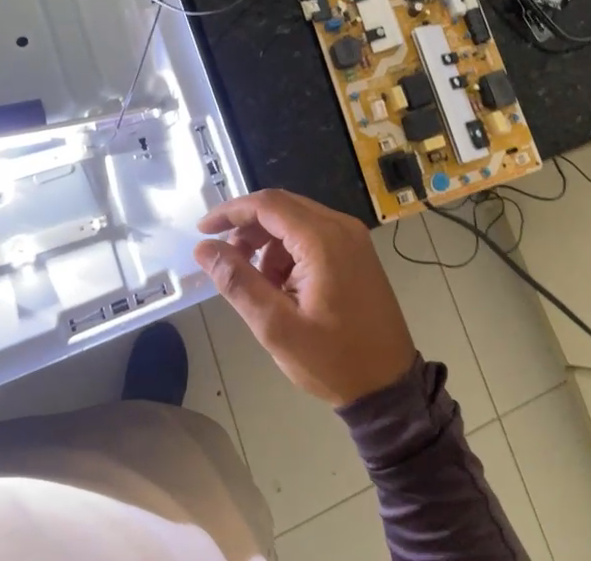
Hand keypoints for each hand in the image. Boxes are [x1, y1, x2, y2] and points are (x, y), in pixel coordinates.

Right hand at [195, 189, 414, 406]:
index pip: (268, 204)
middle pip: (282, 207)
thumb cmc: (332, 359)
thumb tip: (204, 249)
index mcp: (323, 239)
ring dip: (269, 245)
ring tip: (259, 286)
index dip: (230, 211)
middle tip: (226, 262)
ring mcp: (353, 238)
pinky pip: (314, 236)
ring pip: (297, 221)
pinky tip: (283, 288)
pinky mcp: (356, 253)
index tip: (202, 230)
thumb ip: (238, 282)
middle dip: (248, 229)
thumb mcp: (276, 326)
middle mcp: (341, 227)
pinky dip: (290, 253)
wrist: (387, 385)